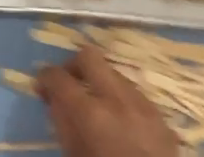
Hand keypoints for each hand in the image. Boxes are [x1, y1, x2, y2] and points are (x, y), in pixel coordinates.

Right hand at [38, 46, 179, 156]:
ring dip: (101, 83)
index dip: (45, 77)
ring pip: (115, 73)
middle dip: (74, 65)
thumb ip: (61, 122)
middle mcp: (117, 100)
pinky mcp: (162, 118)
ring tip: (97, 105)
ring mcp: (144, 106)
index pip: (58, 76)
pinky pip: (136, 95)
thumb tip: (53, 97)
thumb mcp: (73, 154)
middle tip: (69, 83)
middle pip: (90, 57)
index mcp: (91, 113)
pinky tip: (122, 121)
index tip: (41, 86)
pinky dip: (123, 100)